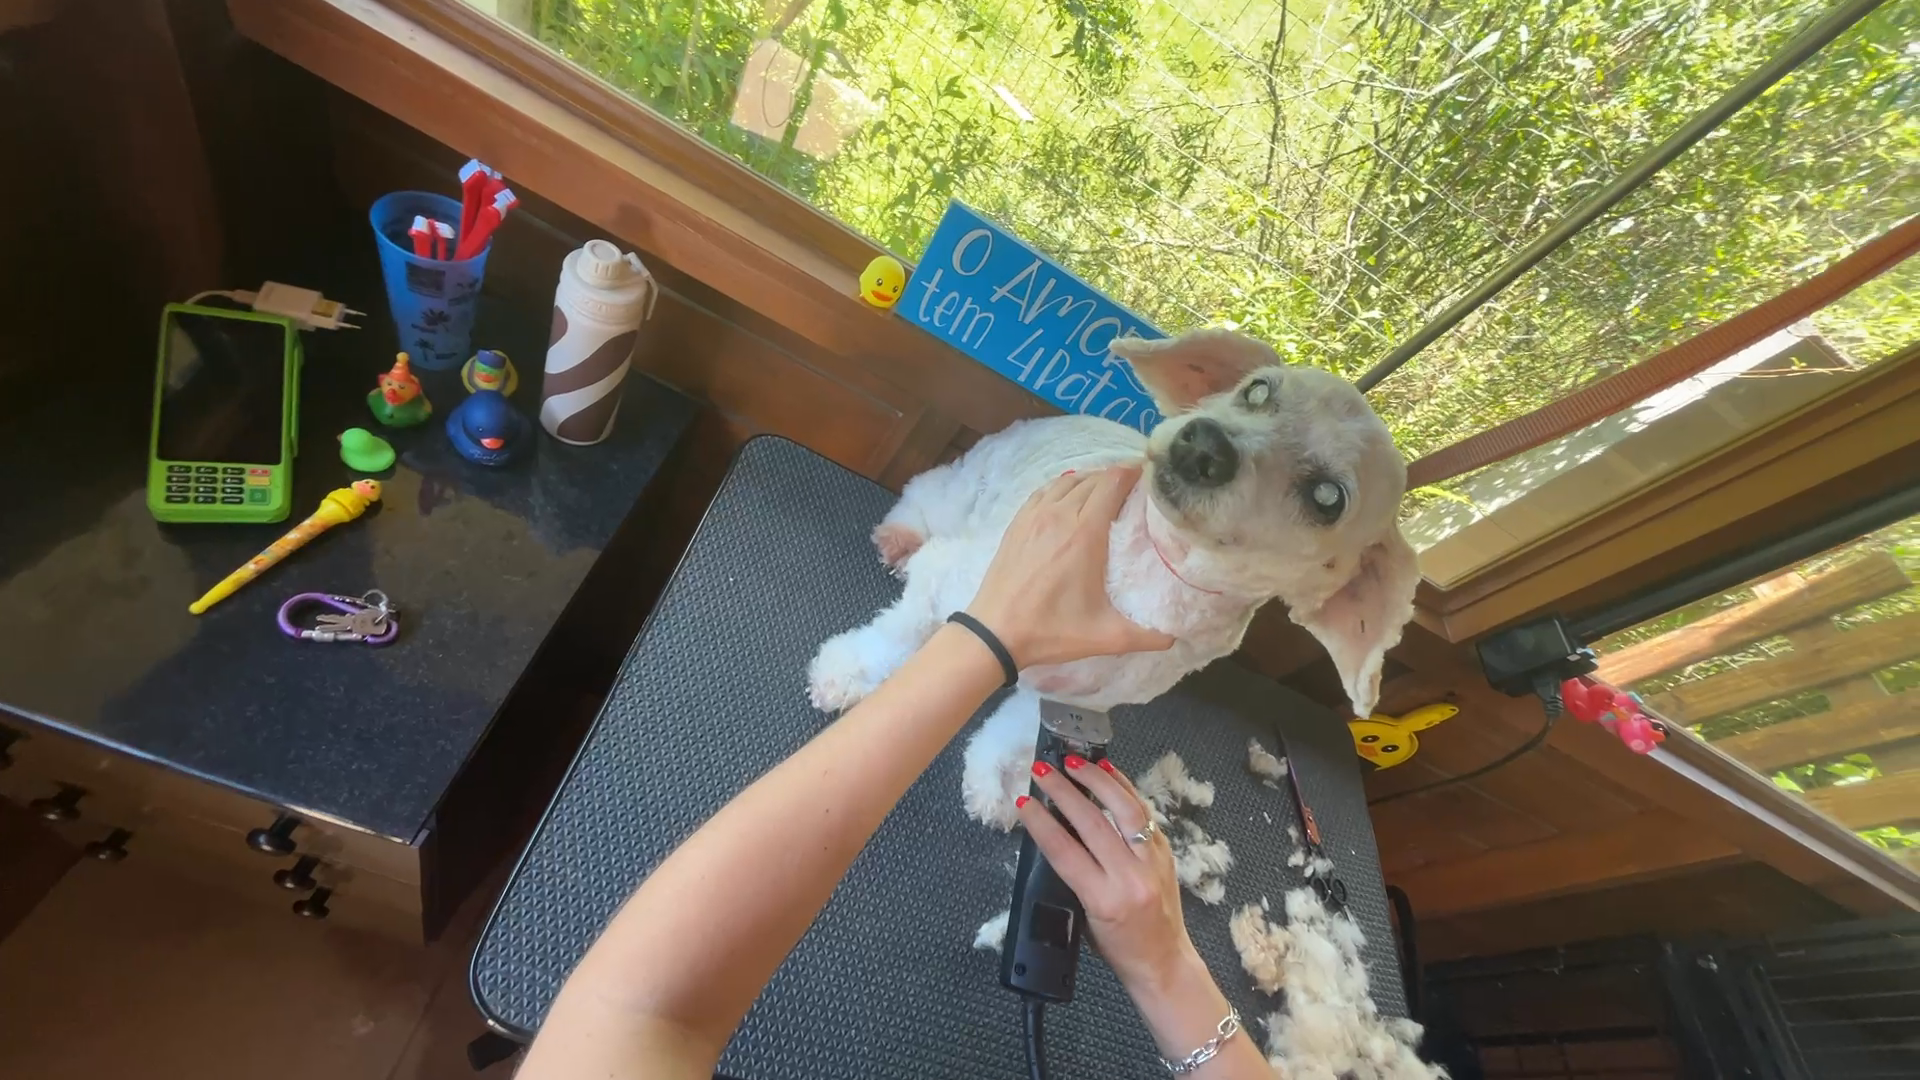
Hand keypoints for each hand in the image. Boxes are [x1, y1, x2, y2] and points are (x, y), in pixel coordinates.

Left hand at [965, 466, 1173, 669]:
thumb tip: (1176, 637)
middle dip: (1115, 477)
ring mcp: (1033, 516)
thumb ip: (1147, 637)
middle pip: (1093, 478)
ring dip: (1089, 480)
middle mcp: (1058, 515)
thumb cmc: (1051, 631)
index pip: (1112, 483)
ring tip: (1104, 491)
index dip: (1133, 473)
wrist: (995, 632)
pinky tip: (1068, 500)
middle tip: (1134, 488)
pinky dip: (1062, 487)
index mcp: (1084, 533)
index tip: (1150, 477)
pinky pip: (1043, 491)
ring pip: (1067, 481)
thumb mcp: (1106, 637)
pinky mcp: (1016, 523)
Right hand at [1016, 754, 1193, 987]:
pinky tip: (1107, 768)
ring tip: (1073, 762)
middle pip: (1092, 822)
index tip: (1023, 801)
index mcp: (1104, 900)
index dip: (1040, 823)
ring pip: (1124, 808)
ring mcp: (1152, 860)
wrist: (1166, 965)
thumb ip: (1072, 874)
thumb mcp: (1084, 916)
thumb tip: (1054, 831)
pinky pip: (1143, 811)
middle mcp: (1131, 876)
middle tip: (1042, 771)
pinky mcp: (1166, 850)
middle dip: (1063, 791)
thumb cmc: (1117, 948)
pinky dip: (1123, 786)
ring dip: (1096, 779)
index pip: (1065, 851)